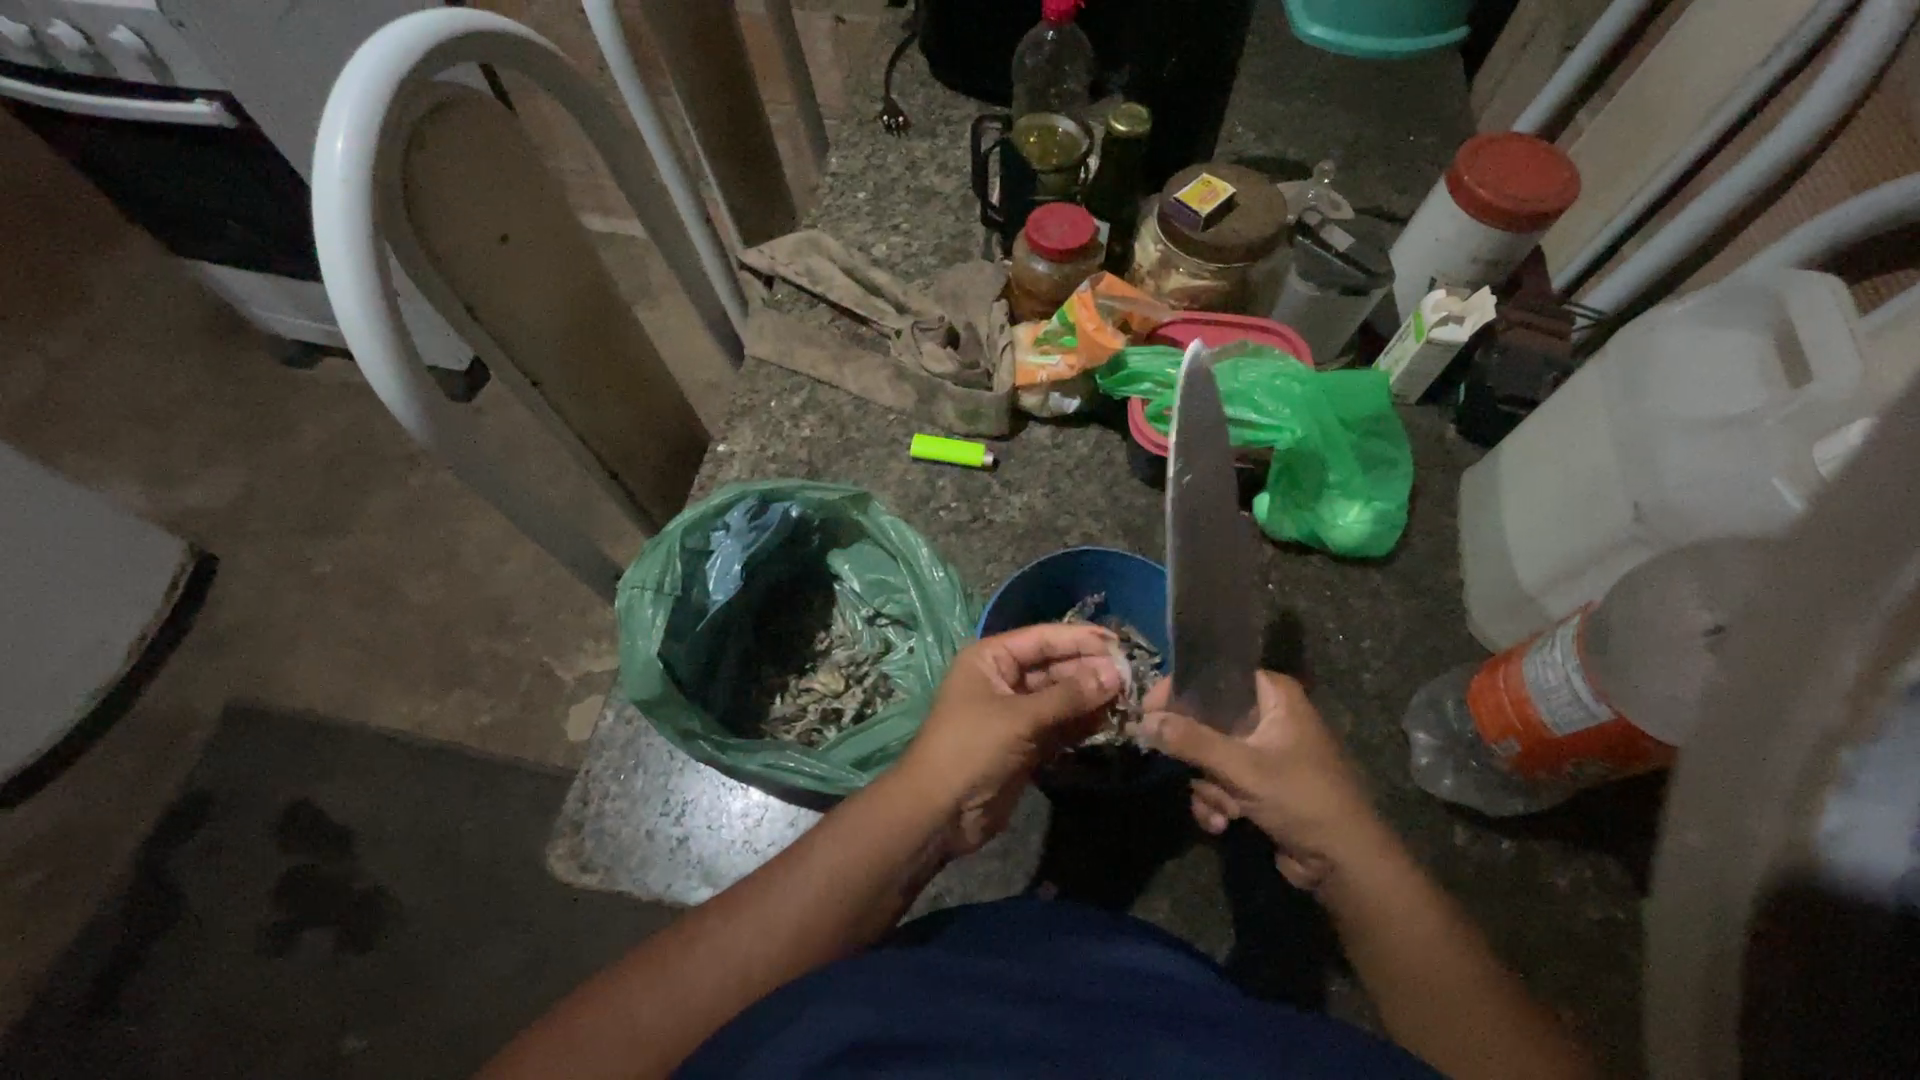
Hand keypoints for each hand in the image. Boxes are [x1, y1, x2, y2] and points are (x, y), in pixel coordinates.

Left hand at [900, 624, 1122, 856]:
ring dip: (1091, 698)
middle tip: (1132, 676)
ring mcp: (1015, 713)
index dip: (1081, 639)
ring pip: (1061, 698)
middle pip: (1055, 667)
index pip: (1042, 639)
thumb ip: (1069, 696)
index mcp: (990, 659)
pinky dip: (1083, 723)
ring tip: (1129, 697)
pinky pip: (1061, 725)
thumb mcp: (1019, 718)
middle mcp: (1003, 680)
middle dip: (1090, 670)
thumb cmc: (970, 750)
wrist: (939, 812)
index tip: (1120, 642)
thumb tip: (1116, 674)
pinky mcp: (1026, 744)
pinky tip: (1111, 720)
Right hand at [1137, 671, 1387, 890]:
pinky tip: (1223, 825)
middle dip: (1197, 759)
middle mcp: (1267, 717)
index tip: (1149, 712)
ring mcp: (1262, 752)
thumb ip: (1191, 741)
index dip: (1180, 691)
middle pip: (1205, 720)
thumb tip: (1142, 721)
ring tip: (1224, 811)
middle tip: (1189, 772)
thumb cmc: (1302, 799)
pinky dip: (1216, 803)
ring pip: (1207, 756)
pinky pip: (1219, 782)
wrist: (1343, 863)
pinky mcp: (1257, 785)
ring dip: (1208, 788)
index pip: (1216, 676)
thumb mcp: (1242, 768)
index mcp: (1274, 696)